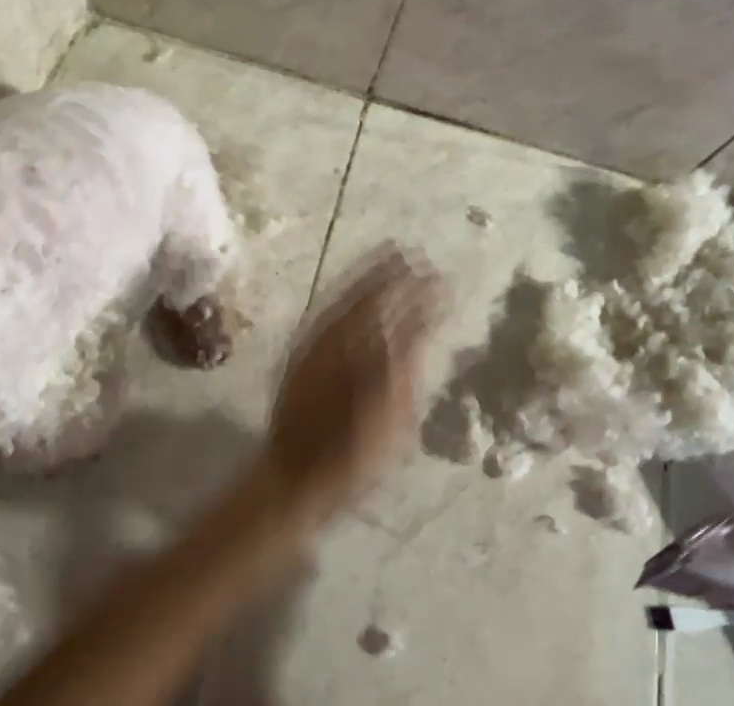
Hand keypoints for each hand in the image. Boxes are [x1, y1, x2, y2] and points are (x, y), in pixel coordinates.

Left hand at [261, 247, 447, 521]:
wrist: (294, 476)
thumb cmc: (350, 459)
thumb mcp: (391, 420)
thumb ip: (403, 368)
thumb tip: (417, 328)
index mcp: (363, 355)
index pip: (397, 314)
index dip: (418, 294)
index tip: (439, 279)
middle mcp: (336, 342)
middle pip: (369, 300)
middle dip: (393, 276)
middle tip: (414, 257)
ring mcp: (315, 346)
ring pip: (345, 300)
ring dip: (367, 277)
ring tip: (388, 258)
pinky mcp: (302, 354)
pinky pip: (327, 312)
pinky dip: (345, 295)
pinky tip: (355, 290)